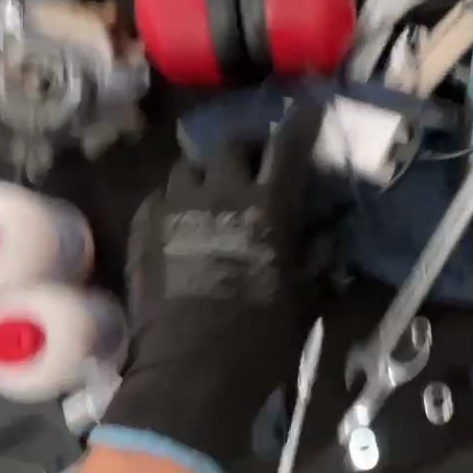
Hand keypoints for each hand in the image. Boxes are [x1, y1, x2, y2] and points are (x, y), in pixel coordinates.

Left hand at [87, 101, 324, 472]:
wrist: (192, 368)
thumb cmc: (261, 335)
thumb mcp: (305, 295)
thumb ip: (318, 254)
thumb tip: (329, 231)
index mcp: (268, 206)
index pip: (288, 146)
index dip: (300, 121)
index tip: (307, 104)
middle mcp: (220, 193)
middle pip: (229, 143)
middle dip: (244, 146)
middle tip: (253, 164)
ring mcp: (175, 207)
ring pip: (190, 166)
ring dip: (208, 172)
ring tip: (215, 191)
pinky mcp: (143, 227)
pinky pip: (163, 196)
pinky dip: (179, 199)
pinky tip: (185, 222)